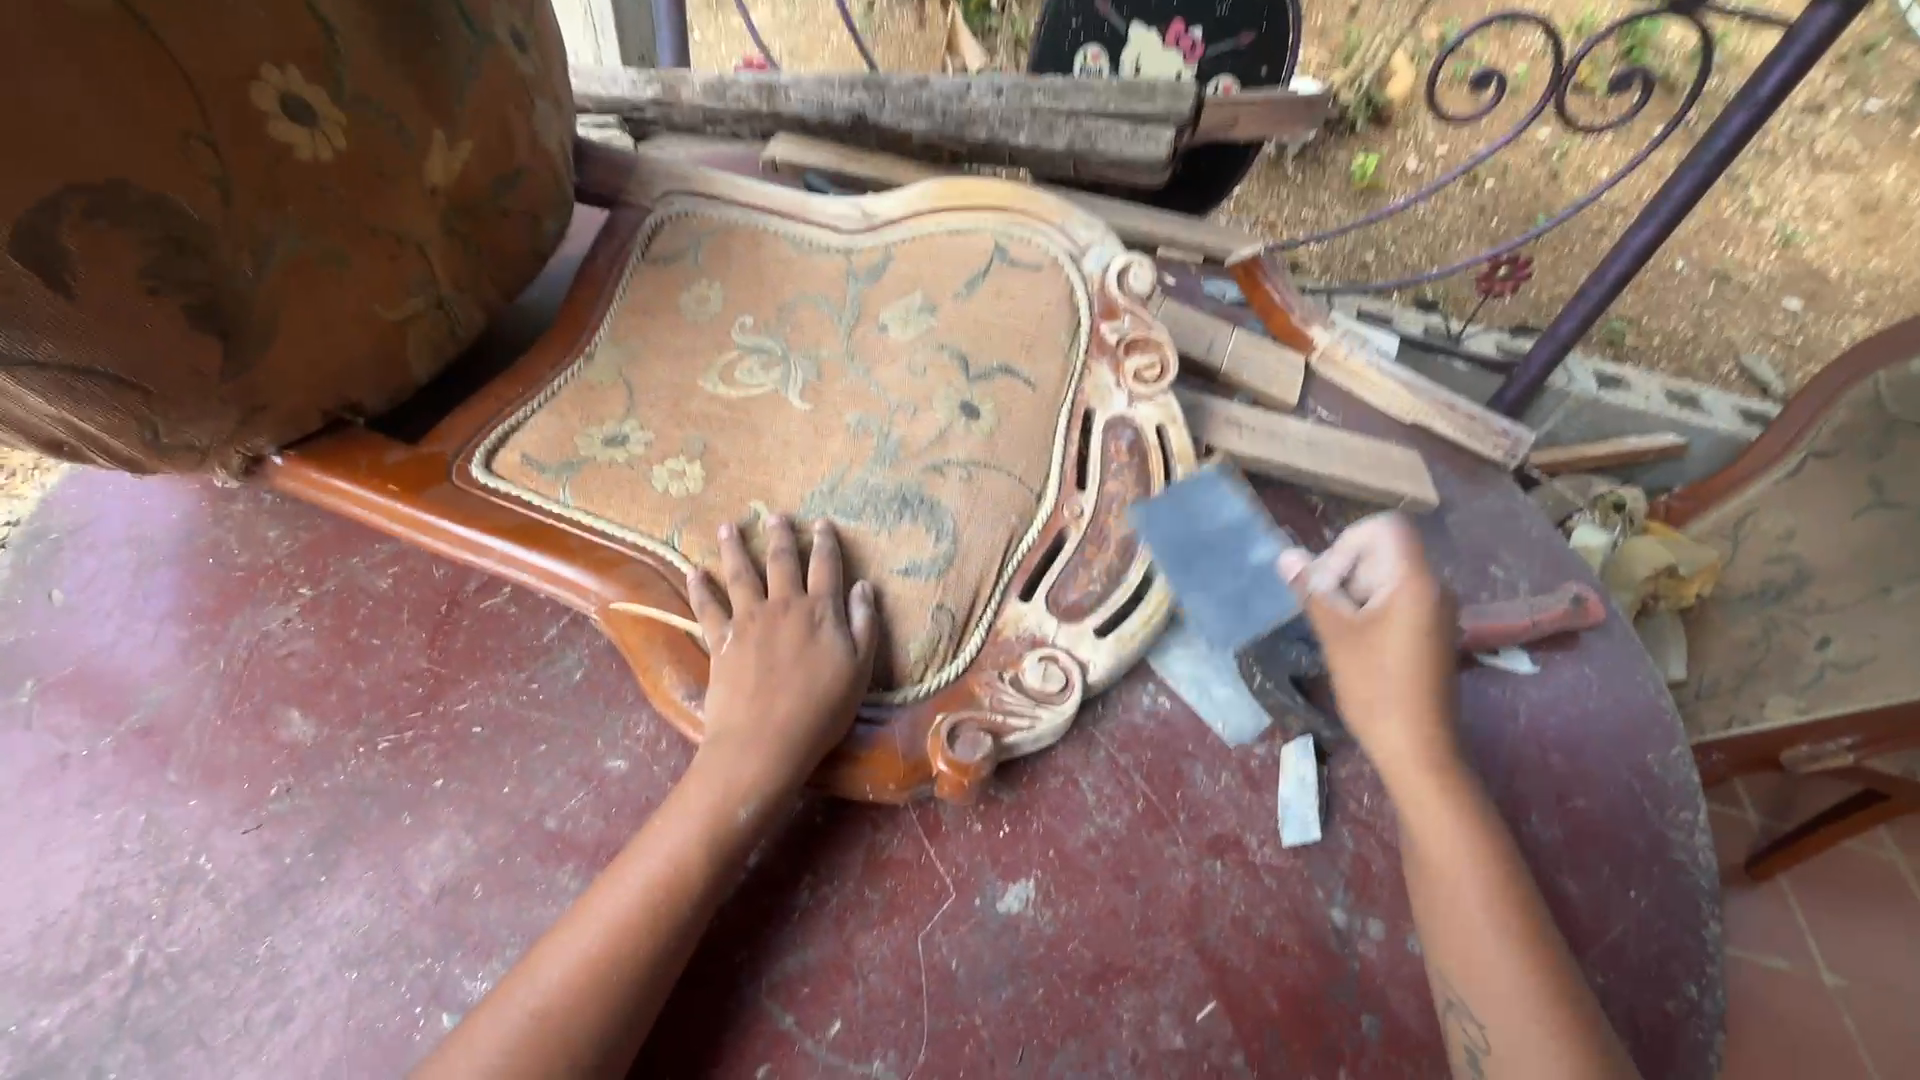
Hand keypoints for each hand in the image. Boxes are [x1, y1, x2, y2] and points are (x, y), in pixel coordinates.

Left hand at [686, 516, 879, 793]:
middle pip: (781, 561)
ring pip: (740, 573)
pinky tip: (694, 572)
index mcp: (821, 611)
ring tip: (730, 526)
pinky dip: (700, 588)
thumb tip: (864, 586)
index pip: (826, 566)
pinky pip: (707, 606)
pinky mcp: (720, 640)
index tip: (823, 524)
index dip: (826, 543)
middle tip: (776, 514)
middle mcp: (784, 606)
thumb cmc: (822, 710)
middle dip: (780, 535)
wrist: (765, 740)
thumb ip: (864, 624)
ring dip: (734, 547)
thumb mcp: (860, 669)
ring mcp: (748, 620)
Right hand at [1277, 512, 1461, 786]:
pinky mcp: (1431, 632)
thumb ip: (1312, 589)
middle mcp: (1434, 587)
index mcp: (1414, 581)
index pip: (1383, 528)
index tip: (1327, 580)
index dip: (1346, 543)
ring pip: (1386, 577)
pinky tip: (1352, 641)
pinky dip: (1369, 609)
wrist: (1417, 747)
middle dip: (1344, 571)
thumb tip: (1286, 555)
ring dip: (1353, 592)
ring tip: (1335, 628)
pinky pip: (1397, 600)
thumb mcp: (1335, 634)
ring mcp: (1436, 611)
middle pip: (1383, 551)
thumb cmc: (1375, 687)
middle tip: (1323, 609)